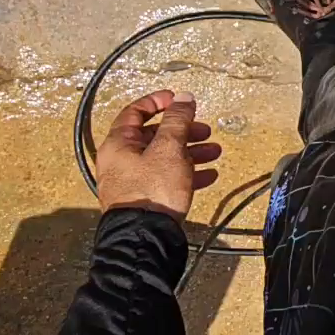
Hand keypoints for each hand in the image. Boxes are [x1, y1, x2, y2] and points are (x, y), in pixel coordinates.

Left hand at [95, 90, 220, 219]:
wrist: (145, 237)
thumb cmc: (154, 187)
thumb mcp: (169, 148)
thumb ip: (177, 120)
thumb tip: (183, 97)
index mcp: (119, 144)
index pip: (134, 112)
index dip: (158, 101)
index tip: (179, 99)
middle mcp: (122, 160)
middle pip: (155, 135)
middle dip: (184, 130)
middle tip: (205, 130)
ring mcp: (133, 180)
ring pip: (165, 157)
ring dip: (192, 151)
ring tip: (215, 152)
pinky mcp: (146, 197)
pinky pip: (168, 177)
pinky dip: (188, 173)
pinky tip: (209, 176)